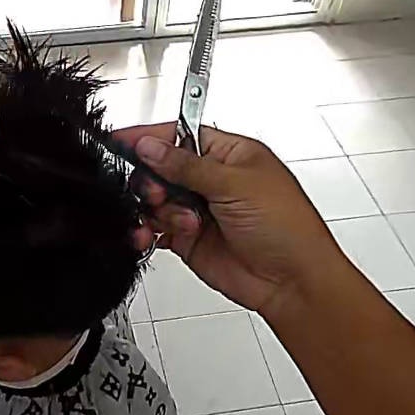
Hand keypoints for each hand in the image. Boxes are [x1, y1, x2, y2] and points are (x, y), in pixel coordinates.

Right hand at [111, 123, 350, 316]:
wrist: (291, 280)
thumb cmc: (286, 227)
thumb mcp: (236, 185)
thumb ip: (187, 166)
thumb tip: (151, 145)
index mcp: (229, 155)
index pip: (180, 134)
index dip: (151, 138)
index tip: (123, 141)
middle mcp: (212, 181)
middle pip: (161, 168)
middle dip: (153, 179)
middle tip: (159, 193)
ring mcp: (199, 210)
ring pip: (156, 199)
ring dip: (157, 209)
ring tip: (179, 222)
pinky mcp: (189, 238)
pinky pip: (156, 228)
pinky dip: (147, 230)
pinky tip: (149, 235)